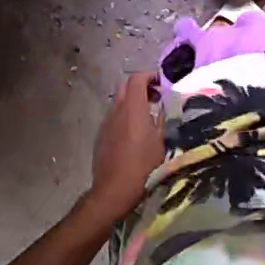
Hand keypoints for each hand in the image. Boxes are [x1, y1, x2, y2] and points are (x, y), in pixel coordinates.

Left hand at [84, 71, 164, 221]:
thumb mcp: (160, 141)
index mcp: (133, 107)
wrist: (114, 189)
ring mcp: (106, 121)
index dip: (150, 75)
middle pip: (125, 85)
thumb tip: (164, 106)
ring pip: (118, 100)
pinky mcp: (101, 133)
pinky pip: (113, 116)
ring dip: (132, 101)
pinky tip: (133, 132)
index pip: (137, 78)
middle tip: (156, 97)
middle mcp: (117, 109)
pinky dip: (124, 115)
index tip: (162, 82)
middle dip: (140, 86)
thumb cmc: (143, 166)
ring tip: (147, 115)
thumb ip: (162, 119)